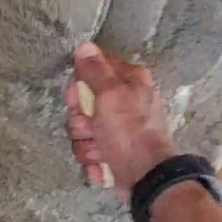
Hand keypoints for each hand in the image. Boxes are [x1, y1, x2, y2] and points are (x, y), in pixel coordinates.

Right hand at [64, 42, 176, 194]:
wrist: (145, 176)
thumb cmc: (129, 132)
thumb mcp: (110, 95)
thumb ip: (95, 70)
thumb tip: (84, 46)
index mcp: (127, 81)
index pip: (91, 71)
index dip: (78, 87)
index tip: (77, 100)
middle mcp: (123, 101)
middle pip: (81, 106)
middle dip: (80, 123)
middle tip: (93, 129)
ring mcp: (116, 128)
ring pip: (81, 132)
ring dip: (86, 146)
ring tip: (101, 152)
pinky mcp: (112, 150)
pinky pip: (88, 152)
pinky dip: (93, 162)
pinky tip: (102, 166)